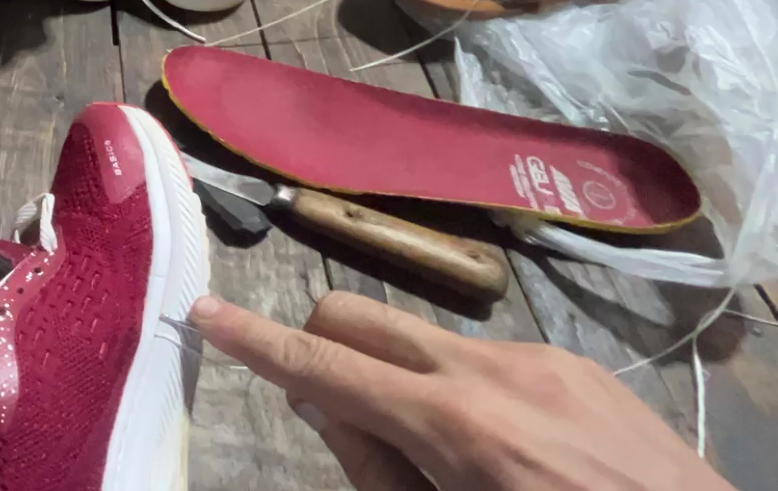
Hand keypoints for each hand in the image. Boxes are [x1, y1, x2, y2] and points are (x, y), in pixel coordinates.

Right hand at [190, 291, 732, 490]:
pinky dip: (458, 384)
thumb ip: (372, 466)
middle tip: (347, 410)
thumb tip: (316, 400)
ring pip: (410, 334)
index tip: (202, 311)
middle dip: (322, 348)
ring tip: (453, 447)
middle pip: (348, 315)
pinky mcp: (576, 362)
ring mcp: (537, 359)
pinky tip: (518, 445)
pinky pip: (476, 352)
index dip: (252, 341)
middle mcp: (487, 373)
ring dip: (396, 374)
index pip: (319, 369)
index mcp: (456, 432)